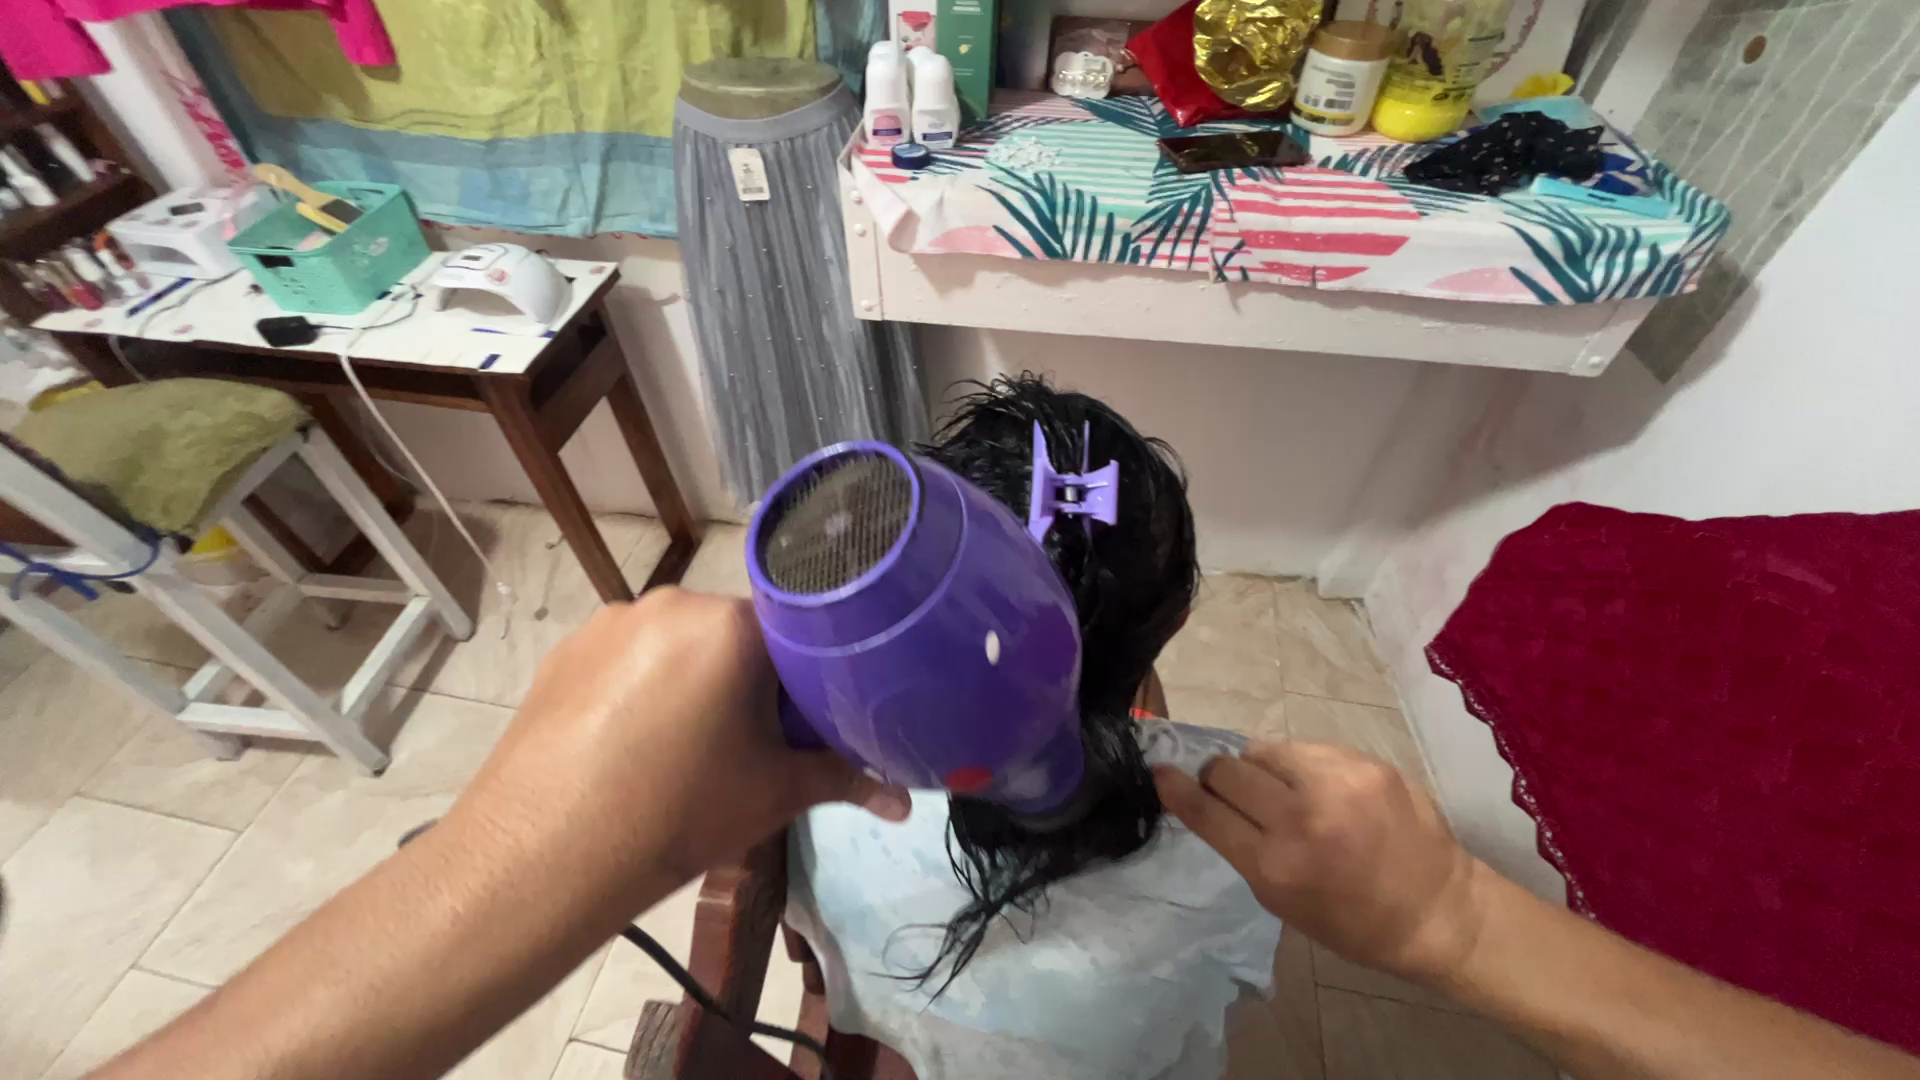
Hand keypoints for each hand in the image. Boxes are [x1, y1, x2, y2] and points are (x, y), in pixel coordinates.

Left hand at [446, 588, 909, 891]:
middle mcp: (674, 601)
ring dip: (698, 674)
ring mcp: (614, 620)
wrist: (537, 860)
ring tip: (687, 740)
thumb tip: (906, 804)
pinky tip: (633, 736)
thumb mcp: (773, 794)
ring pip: (683, 638)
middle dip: (753, 674)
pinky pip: (632, 651)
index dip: (809, 671)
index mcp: (731, 626)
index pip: (797, 628)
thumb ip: (845, 781)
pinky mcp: (568, 647)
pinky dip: (646, 680)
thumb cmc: (676, 815)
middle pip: (738, 630)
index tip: (807, 714)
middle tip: (753, 736)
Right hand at [1155, 740, 1488, 985]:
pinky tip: (1323, 788)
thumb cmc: (1351, 922)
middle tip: (1236, 791)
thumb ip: (1242, 845)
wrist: (1440, 912)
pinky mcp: (1364, 763)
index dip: (1176, 789)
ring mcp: (1337, 784)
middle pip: (1227, 769)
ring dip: (1261, 767)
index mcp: (1276, 866)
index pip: (1206, 811)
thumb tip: (1205, 797)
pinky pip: (1305, 748)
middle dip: (1221, 778)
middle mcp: (1301, 819)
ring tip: (1284, 789)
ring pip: (1262, 749)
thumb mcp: (1282, 901)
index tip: (1159, 772)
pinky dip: (1300, 765)